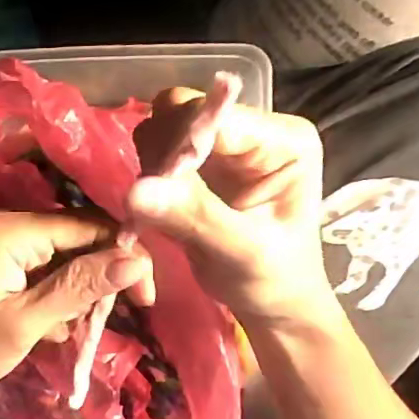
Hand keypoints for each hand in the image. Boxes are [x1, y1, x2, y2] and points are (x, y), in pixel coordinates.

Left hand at [0, 211, 154, 403]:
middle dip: (105, 275)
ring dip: (83, 292)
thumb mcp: (24, 323)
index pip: (87, 226)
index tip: (146, 297)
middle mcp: (10, 225)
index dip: (124, 254)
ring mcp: (7, 243)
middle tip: (124, 314)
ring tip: (78, 329)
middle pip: (80, 237)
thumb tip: (136, 260)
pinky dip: (62, 298)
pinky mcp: (6, 263)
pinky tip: (56, 329)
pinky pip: (50, 270)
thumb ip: (79, 288)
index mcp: (11, 230)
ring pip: (69, 256)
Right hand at [128, 88, 340, 331]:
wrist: (273, 307)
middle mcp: (254, 130)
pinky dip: (149, 177)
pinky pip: (158, 150)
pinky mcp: (201, 161)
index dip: (178, 144)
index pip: (214, 114)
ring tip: (160, 210)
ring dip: (151, 166)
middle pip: (183, 111)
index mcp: (282, 140)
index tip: (155, 188)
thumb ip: (193, 216)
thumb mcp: (241, 252)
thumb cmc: (272, 280)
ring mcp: (224, 143)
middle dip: (161, 154)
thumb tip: (136, 190)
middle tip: (156, 203)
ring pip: (163, 126)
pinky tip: (158, 208)